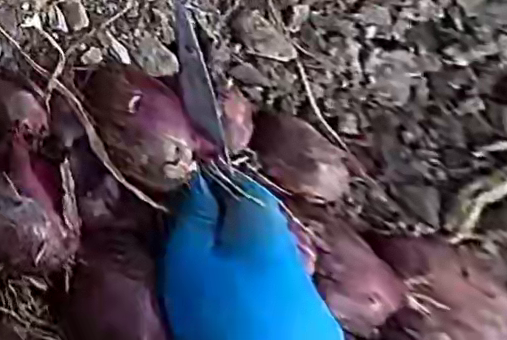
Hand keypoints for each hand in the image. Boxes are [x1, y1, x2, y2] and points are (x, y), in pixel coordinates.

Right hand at [160, 175, 339, 339]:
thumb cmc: (216, 319)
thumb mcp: (188, 259)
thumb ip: (195, 215)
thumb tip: (202, 182)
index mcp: (269, 236)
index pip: (250, 186)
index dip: (221, 181)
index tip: (195, 188)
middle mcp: (301, 265)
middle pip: (265, 226)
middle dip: (232, 223)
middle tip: (198, 233)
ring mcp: (316, 307)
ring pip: (275, 262)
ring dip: (248, 259)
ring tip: (217, 273)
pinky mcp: (318, 337)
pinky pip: (286, 296)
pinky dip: (263, 291)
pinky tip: (242, 307)